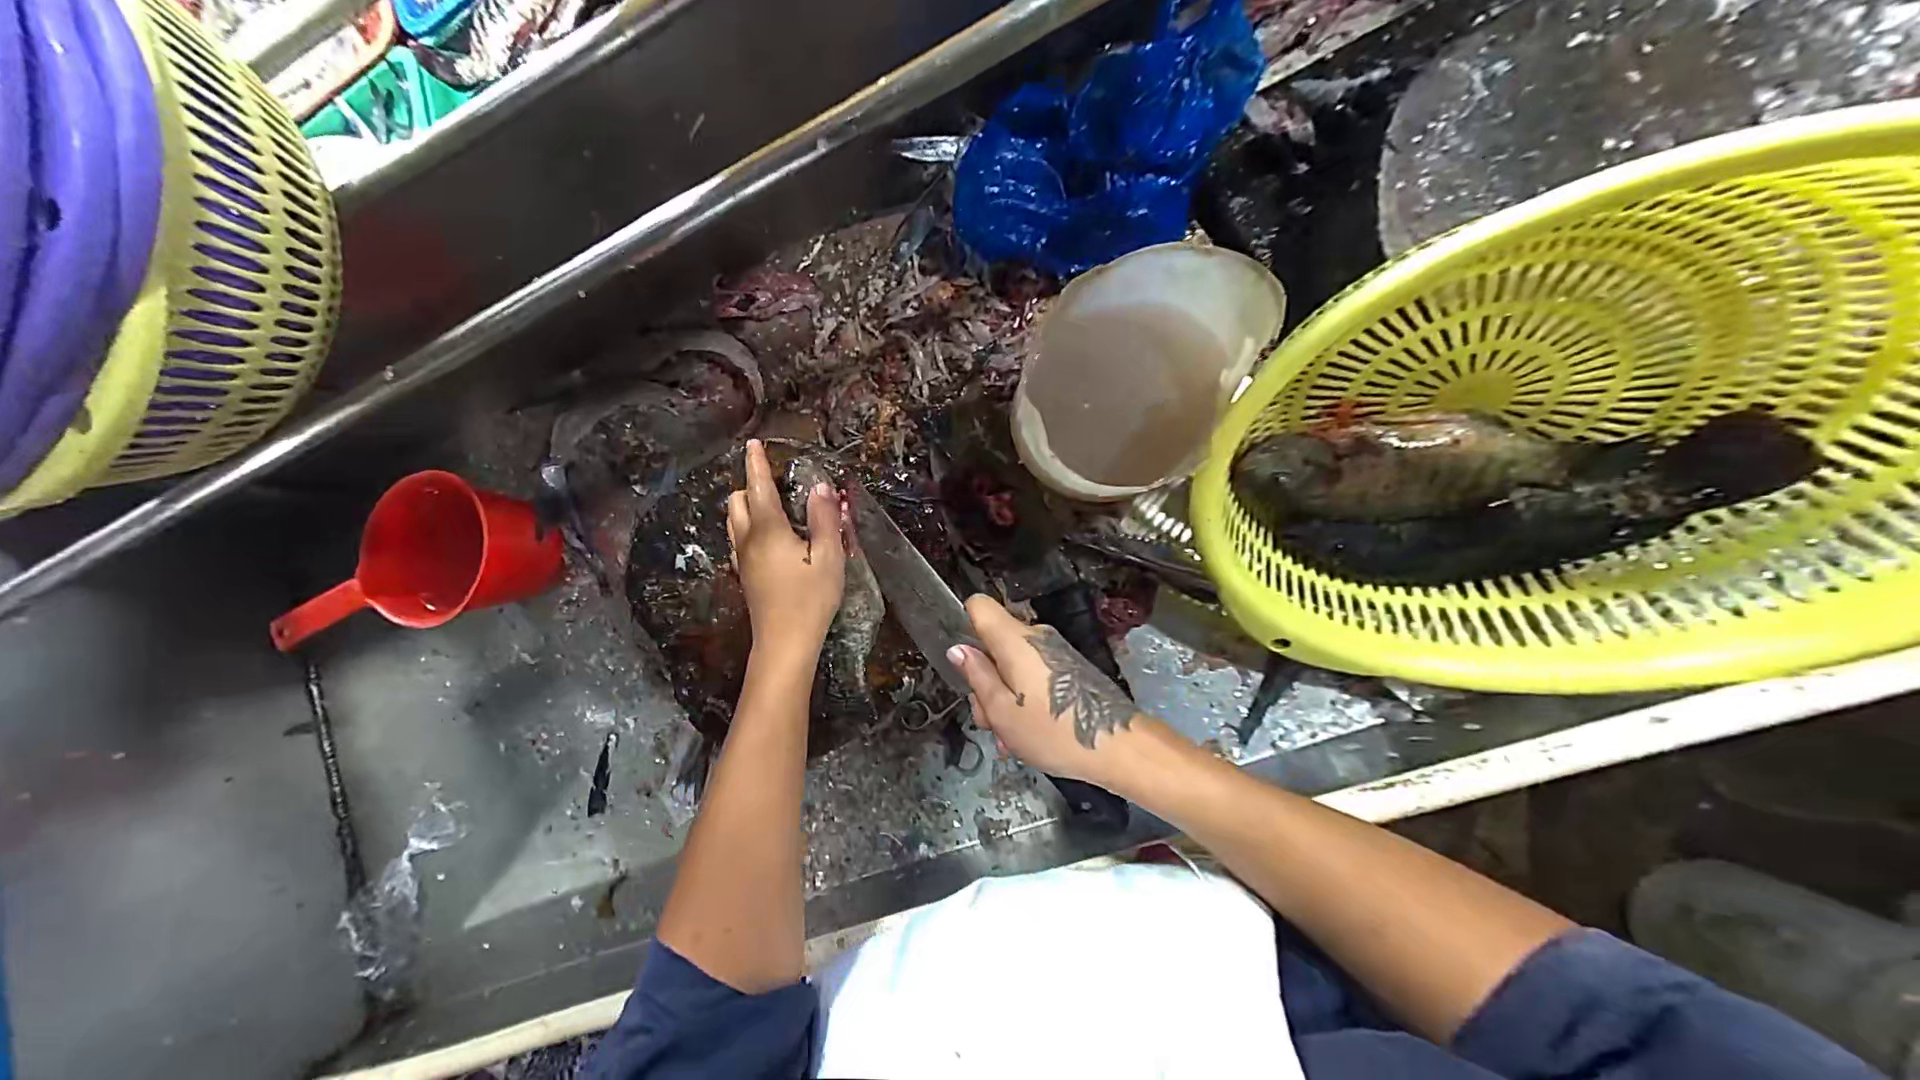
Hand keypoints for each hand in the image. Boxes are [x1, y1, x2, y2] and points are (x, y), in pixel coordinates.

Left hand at [727, 440, 844, 658]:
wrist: (784, 643)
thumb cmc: (810, 599)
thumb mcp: (829, 557)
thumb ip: (825, 519)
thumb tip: (820, 488)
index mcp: (768, 529)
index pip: (758, 486)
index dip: (756, 463)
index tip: (753, 444)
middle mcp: (748, 539)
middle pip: (737, 500)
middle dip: (750, 484)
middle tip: (775, 481)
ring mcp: (742, 559)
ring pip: (734, 520)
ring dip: (747, 506)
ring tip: (772, 506)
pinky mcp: (745, 575)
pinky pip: (738, 539)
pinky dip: (748, 527)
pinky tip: (769, 539)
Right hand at [947, 594, 1142, 784]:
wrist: (1118, 747)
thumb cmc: (1053, 731)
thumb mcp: (1001, 711)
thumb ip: (977, 676)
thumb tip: (958, 649)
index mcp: (1015, 639)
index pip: (978, 605)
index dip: (963, 625)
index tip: (962, 659)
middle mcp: (1037, 636)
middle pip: (994, 644)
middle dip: (984, 680)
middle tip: (989, 719)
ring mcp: (1056, 652)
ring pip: (1013, 666)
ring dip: (1004, 698)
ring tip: (1011, 737)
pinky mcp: (1071, 669)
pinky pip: (1034, 676)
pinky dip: (1026, 700)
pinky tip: (1029, 733)